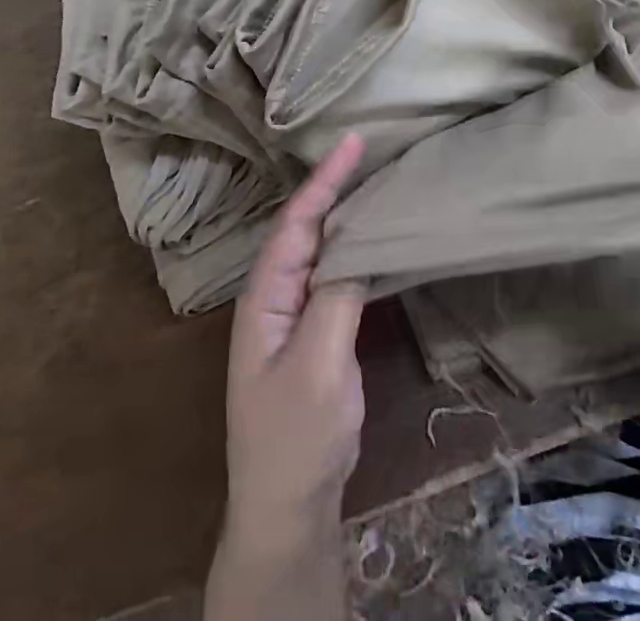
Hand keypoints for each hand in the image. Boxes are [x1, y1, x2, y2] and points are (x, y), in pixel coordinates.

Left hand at [206, 133, 367, 620]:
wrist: (289, 498)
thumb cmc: (296, 434)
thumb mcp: (318, 366)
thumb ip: (335, 300)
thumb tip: (356, 245)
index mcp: (266, 296)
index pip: (296, 224)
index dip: (324, 181)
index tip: (353, 141)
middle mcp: (275, 295)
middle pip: (305, 228)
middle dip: (333, 186)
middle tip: (369, 149)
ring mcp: (294, 314)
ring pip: (319, 250)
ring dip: (343, 213)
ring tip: (373, 180)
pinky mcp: (315, 331)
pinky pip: (333, 275)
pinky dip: (352, 248)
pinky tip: (372, 238)